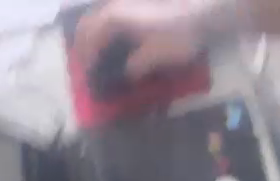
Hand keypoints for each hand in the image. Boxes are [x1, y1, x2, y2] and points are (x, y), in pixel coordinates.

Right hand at [72, 0, 206, 78]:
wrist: (194, 14)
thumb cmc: (176, 36)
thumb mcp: (158, 56)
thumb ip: (139, 66)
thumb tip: (127, 75)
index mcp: (110, 20)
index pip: (90, 40)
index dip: (89, 58)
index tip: (88, 73)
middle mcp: (107, 9)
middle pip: (87, 28)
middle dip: (85, 46)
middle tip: (87, 64)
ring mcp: (117, 5)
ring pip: (94, 22)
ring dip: (91, 38)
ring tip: (95, 54)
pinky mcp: (127, 7)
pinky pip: (106, 19)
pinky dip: (103, 31)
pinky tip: (109, 41)